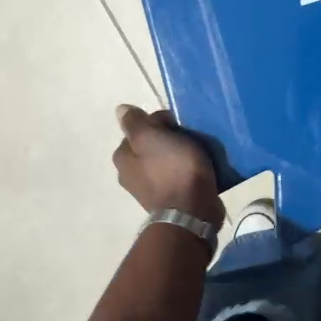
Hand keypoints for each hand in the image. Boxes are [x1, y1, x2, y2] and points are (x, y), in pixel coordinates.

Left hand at [113, 105, 223, 226]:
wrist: (190, 211)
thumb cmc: (172, 169)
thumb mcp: (152, 138)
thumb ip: (136, 123)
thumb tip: (121, 110)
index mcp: (123, 157)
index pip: (141, 128)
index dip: (161, 123)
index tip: (179, 126)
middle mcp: (129, 173)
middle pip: (152, 144)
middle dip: (171, 139)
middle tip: (191, 140)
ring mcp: (148, 188)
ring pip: (165, 160)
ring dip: (180, 155)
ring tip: (199, 154)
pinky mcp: (167, 199)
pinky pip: (176, 176)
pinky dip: (186, 171)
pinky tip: (200, 170)